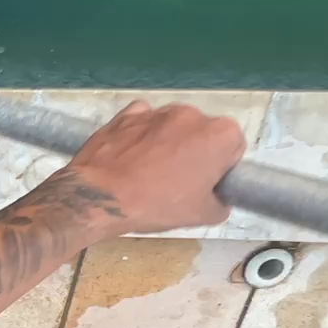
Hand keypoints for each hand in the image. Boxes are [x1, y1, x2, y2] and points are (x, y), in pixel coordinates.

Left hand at [63, 101, 242, 233]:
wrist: (96, 198)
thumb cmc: (154, 204)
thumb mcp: (201, 215)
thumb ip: (220, 203)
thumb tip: (217, 200)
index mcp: (222, 133)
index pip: (230, 150)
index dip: (215, 170)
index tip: (197, 186)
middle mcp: (192, 114)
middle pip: (199, 135)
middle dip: (189, 153)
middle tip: (168, 182)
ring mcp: (155, 111)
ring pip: (168, 127)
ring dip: (162, 143)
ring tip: (142, 171)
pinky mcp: (124, 115)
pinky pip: (138, 121)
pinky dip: (136, 134)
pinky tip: (126, 155)